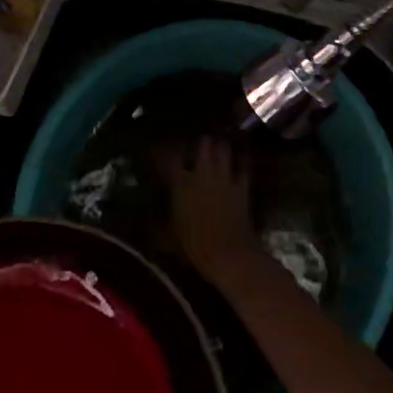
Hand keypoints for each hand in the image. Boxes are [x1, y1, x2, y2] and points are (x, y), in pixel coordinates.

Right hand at [160, 137, 257, 279]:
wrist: (228, 251)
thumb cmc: (195, 244)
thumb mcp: (172, 232)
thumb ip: (165, 218)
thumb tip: (150, 221)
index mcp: (182, 183)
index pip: (173, 158)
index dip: (170, 152)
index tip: (168, 150)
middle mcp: (203, 174)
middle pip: (203, 146)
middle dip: (203, 143)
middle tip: (202, 141)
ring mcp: (224, 177)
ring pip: (224, 151)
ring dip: (221, 147)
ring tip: (220, 144)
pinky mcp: (241, 185)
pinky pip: (242, 167)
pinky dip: (240, 163)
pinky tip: (240, 162)